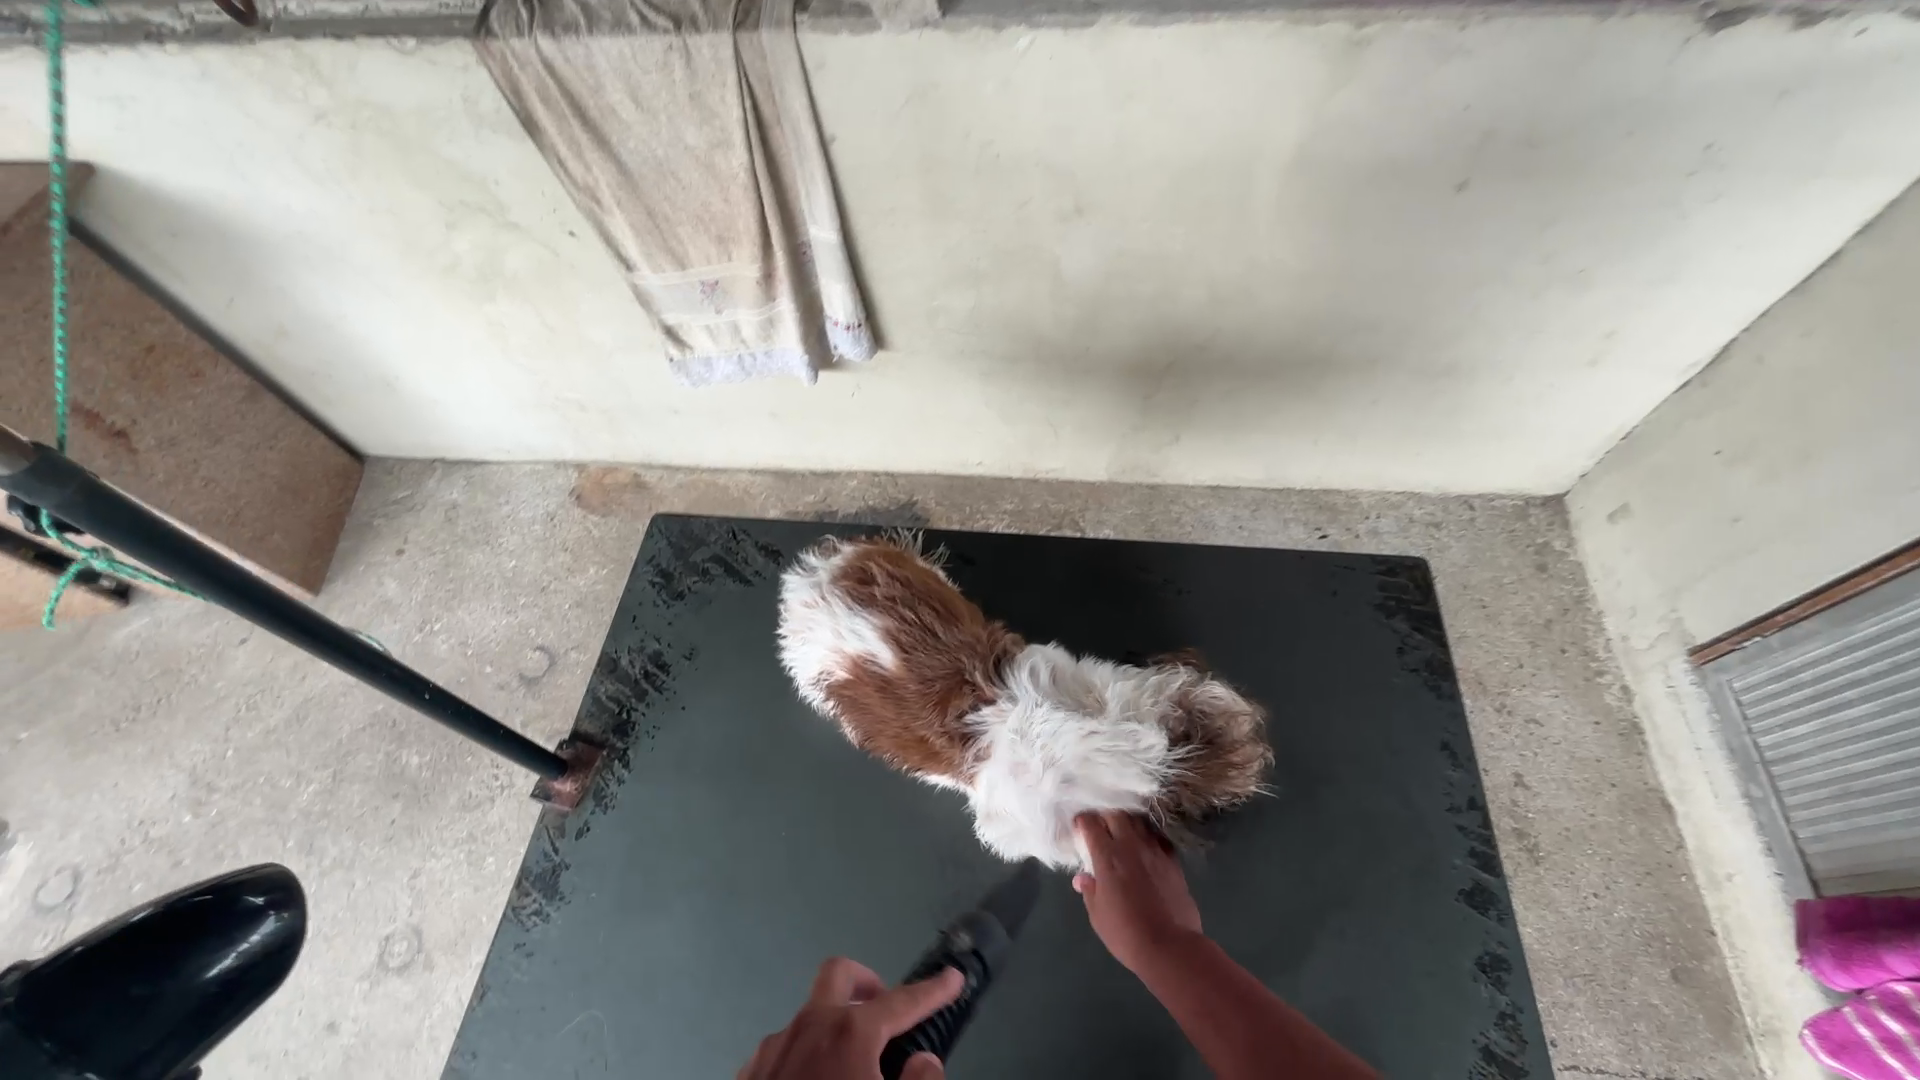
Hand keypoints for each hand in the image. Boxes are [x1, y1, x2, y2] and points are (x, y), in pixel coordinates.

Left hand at [736, 957, 963, 1079]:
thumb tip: (923, 1061)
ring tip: (850, 1063)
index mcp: (851, 1032)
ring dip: (834, 1023)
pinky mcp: (751, 1071)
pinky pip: (786, 1046)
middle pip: (840, 973)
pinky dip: (807, 1053)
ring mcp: (776, 1045)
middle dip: (867, 981)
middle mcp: (811, 1025)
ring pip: (810, 1014)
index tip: (954, 977)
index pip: (904, 1000)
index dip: (934, 990)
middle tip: (884, 1005)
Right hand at [1073, 811, 1204, 973]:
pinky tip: (1147, 848)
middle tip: (1101, 827)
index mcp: (1107, 857)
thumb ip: (1089, 890)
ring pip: (1139, 822)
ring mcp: (1154, 851)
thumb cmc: (1126, 934)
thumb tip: (1082, 877)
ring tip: (1123, 833)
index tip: (1079, 827)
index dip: (1082, 821)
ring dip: (1128, 823)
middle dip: (1105, 816)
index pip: (1091, 823)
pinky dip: (1149, 838)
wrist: (1170, 947)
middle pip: (1116, 814)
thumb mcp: (1098, 915)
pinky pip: (1159, 838)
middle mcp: (1130, 846)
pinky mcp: (1173, 861)